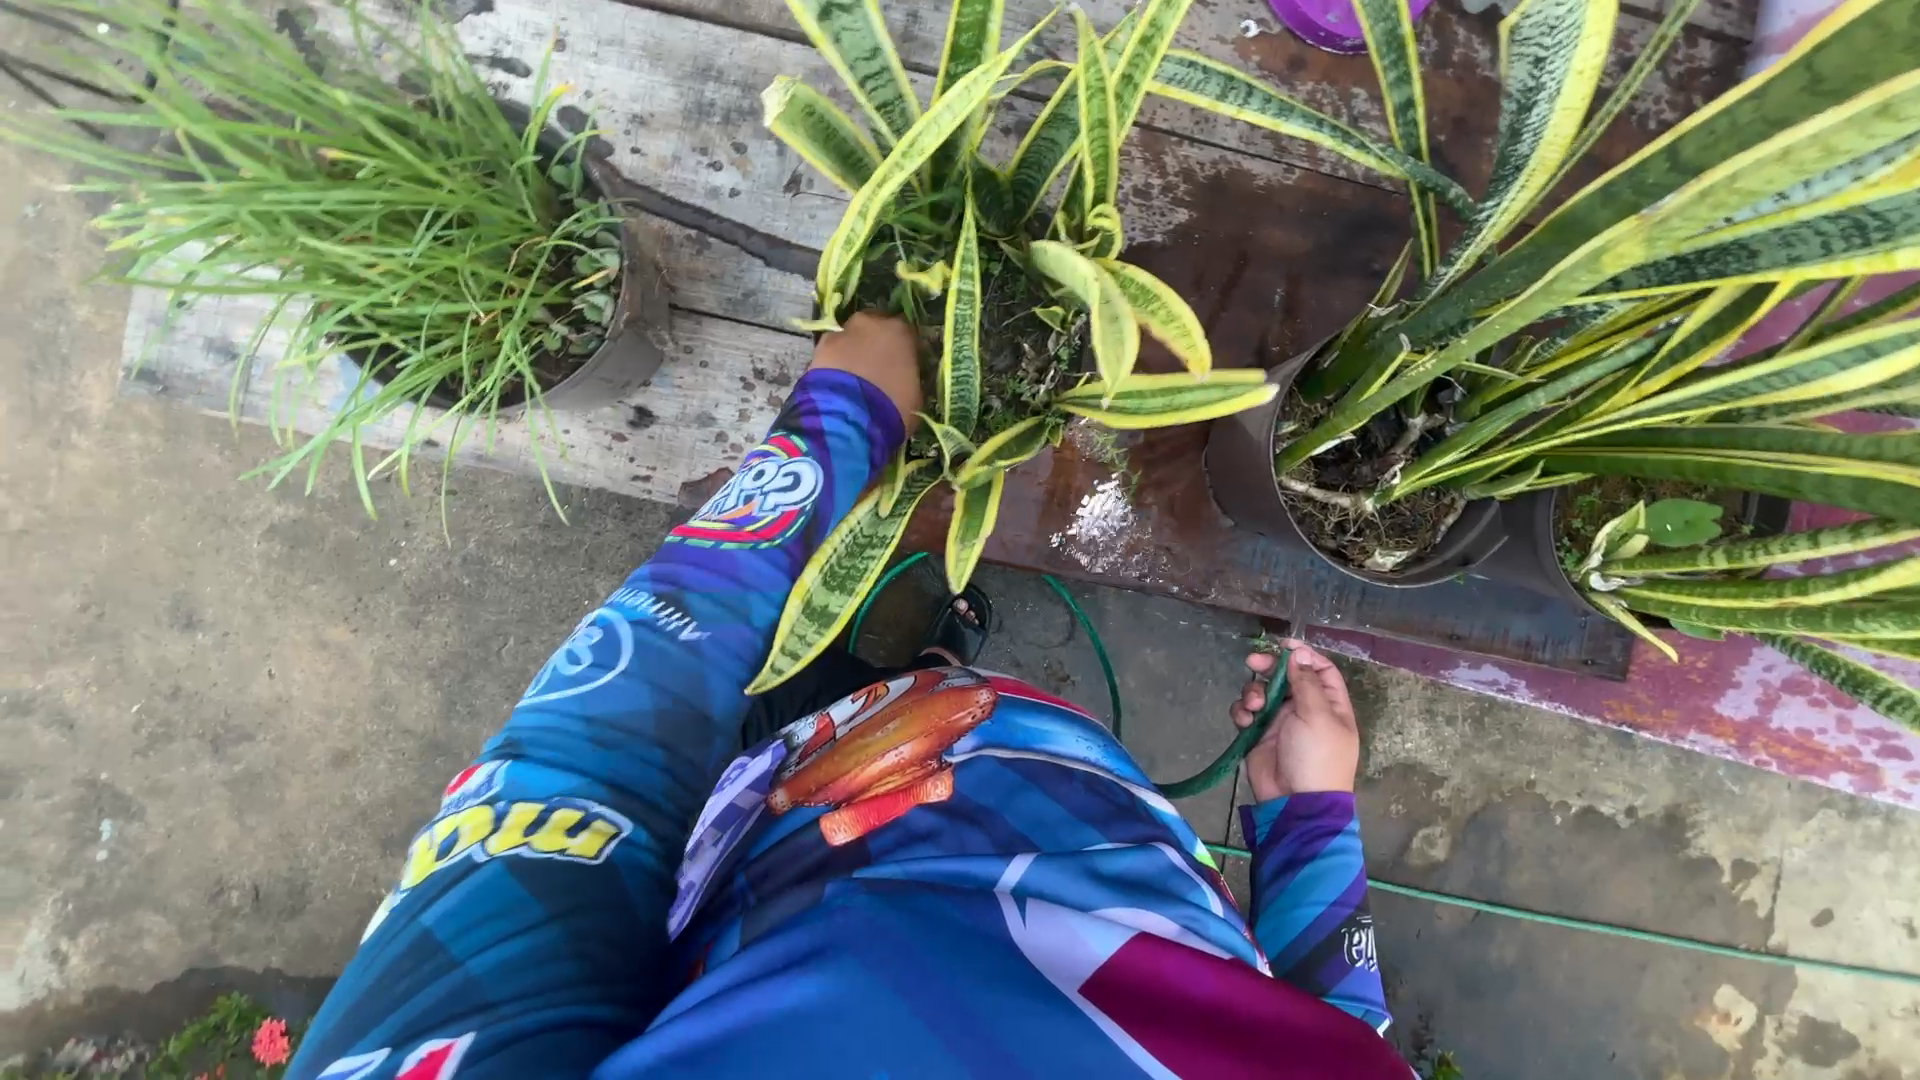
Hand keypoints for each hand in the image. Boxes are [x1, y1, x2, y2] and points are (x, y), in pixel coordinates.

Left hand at [810, 311, 922, 435]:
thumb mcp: (915, 396)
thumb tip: (904, 379)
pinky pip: (831, 353)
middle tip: (877, 368)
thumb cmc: (893, 407)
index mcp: (901, 331)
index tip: (904, 365)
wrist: (849, 417)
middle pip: (875, 327)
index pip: (907, 334)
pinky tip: (835, 383)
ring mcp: (841, 333)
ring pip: (850, 338)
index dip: (904, 350)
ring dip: (853, 351)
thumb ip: (909, 378)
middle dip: (876, 343)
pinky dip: (834, 363)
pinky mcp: (818, 348)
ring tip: (853, 378)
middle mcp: (871, 323)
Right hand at [1229, 640, 1359, 801]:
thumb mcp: (1318, 716)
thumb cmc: (1316, 756)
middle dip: (1268, 668)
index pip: (1320, 669)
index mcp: (1329, 704)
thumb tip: (1298, 654)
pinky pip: (1246, 712)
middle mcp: (1305, 709)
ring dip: (1253, 693)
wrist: (1295, 801)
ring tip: (1253, 707)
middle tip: (1253, 662)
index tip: (1282, 645)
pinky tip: (1244, 721)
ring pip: (1262, 692)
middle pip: (1285, 676)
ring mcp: (1280, 721)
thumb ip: (1306, 682)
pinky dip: (1242, 712)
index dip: (1303, 655)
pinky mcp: (1258, 734)